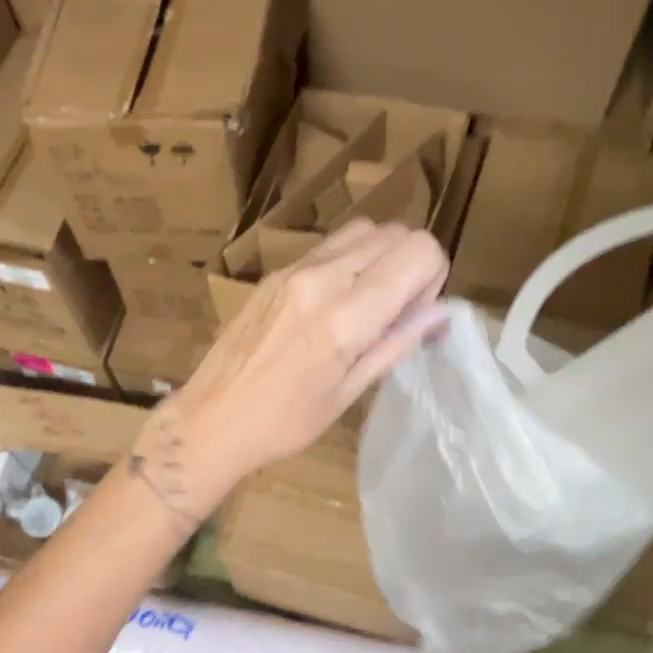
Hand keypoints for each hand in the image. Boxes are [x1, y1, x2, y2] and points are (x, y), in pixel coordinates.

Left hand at [130, 221, 447, 521]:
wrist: (211, 419)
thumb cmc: (283, 422)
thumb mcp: (348, 392)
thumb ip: (397, 343)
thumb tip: (441, 313)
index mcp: (345, 317)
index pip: (418, 251)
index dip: (432, 277)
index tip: (416, 312)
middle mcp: (320, 279)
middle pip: (394, 232)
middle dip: (410, 264)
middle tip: (395, 310)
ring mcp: (293, 270)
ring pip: (362, 230)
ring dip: (379, 257)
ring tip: (365, 304)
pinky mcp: (274, 273)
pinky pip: (328, 247)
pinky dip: (348, 262)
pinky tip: (333, 305)